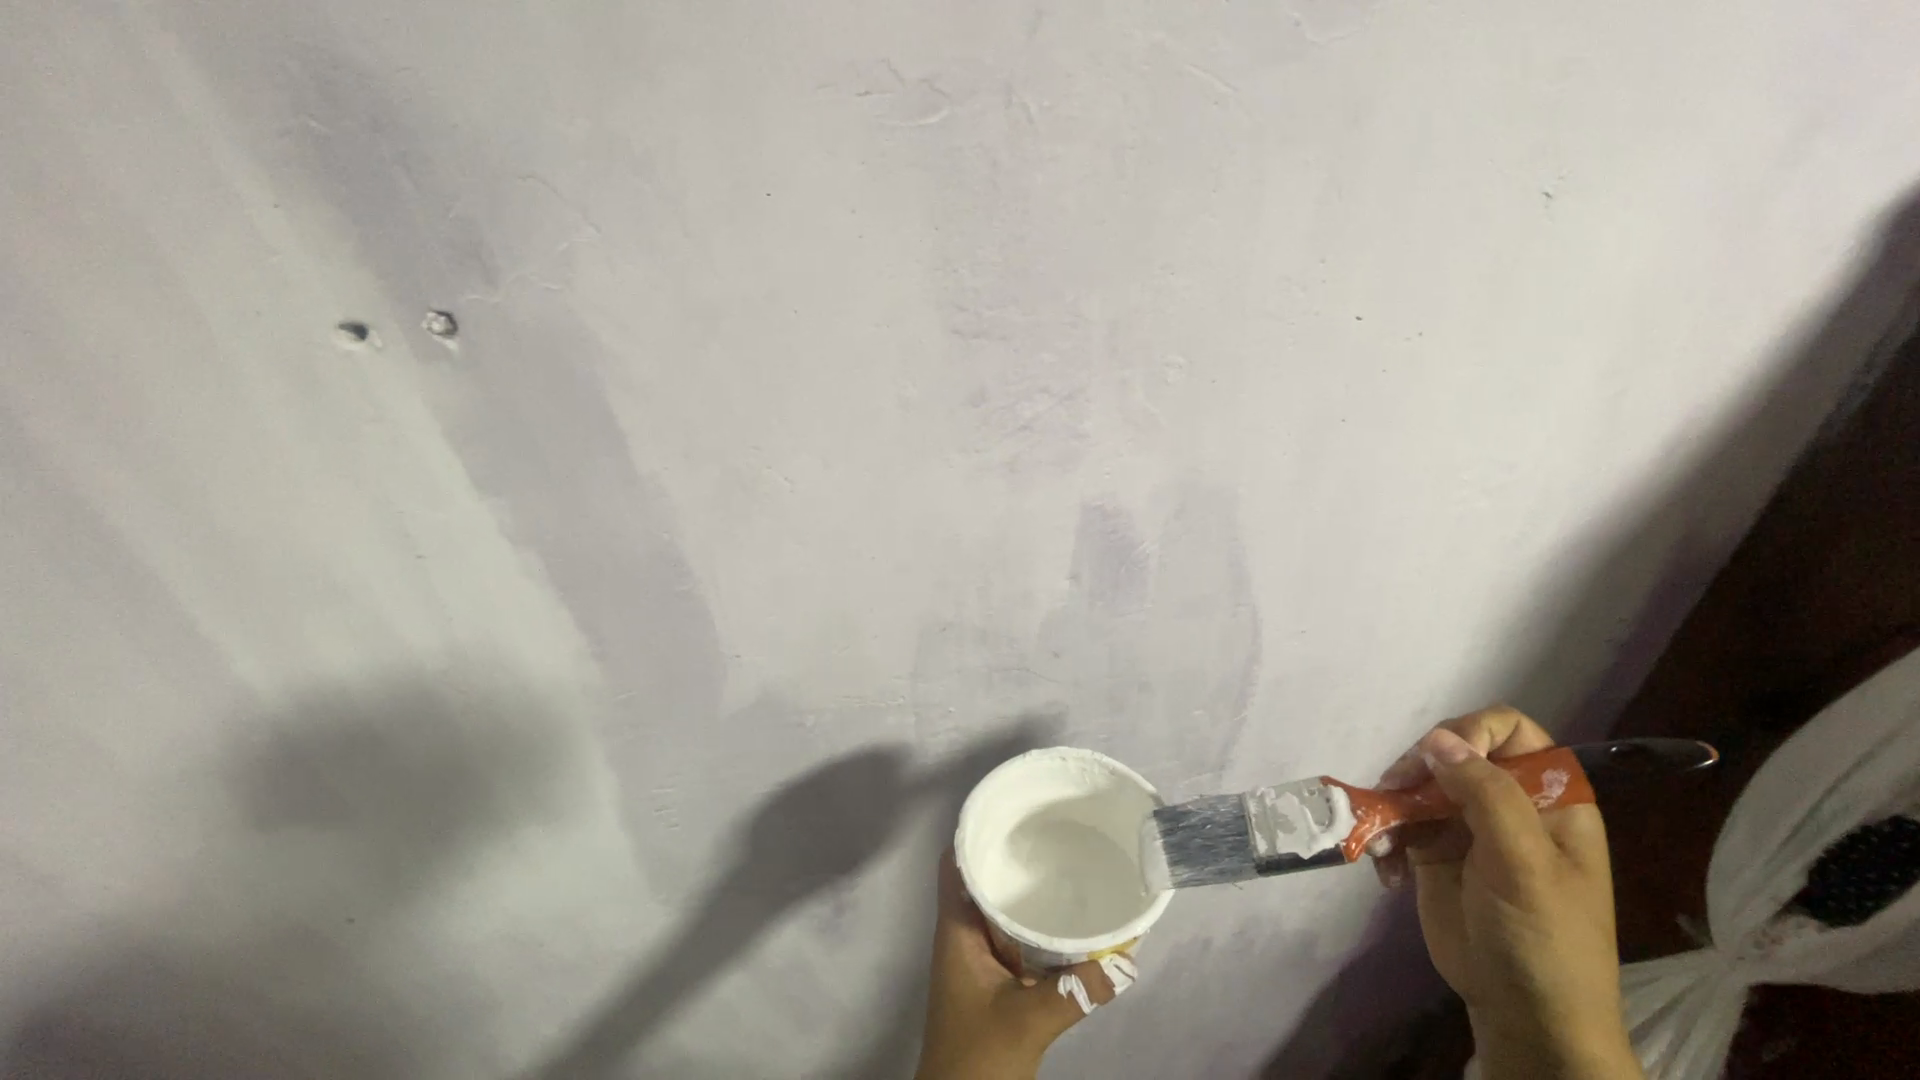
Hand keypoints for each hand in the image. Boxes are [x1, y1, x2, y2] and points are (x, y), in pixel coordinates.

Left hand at [915, 850, 1134, 1079]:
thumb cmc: (978, 1054)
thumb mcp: (1029, 1021)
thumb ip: (1077, 991)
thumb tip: (1127, 960)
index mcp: (956, 929)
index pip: (956, 862)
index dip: (975, 830)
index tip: (1011, 809)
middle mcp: (962, 933)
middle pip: (979, 878)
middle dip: (1011, 854)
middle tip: (1053, 829)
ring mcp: (976, 957)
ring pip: (996, 908)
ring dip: (1023, 888)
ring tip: (1064, 861)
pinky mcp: (992, 978)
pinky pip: (1012, 936)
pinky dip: (1033, 924)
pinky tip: (1067, 920)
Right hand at [1371, 707, 1642, 1079]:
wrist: (1524, 1016)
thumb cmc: (1543, 937)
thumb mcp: (1525, 863)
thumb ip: (1486, 794)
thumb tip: (1438, 739)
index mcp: (1549, 798)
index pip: (1510, 732)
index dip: (1473, 732)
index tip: (1441, 761)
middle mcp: (1508, 804)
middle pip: (1453, 752)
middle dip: (1417, 769)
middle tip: (1395, 793)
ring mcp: (1468, 828)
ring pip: (1418, 785)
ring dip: (1392, 806)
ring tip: (1383, 841)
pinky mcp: (1434, 854)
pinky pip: (1399, 824)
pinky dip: (1385, 839)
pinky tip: (1386, 868)